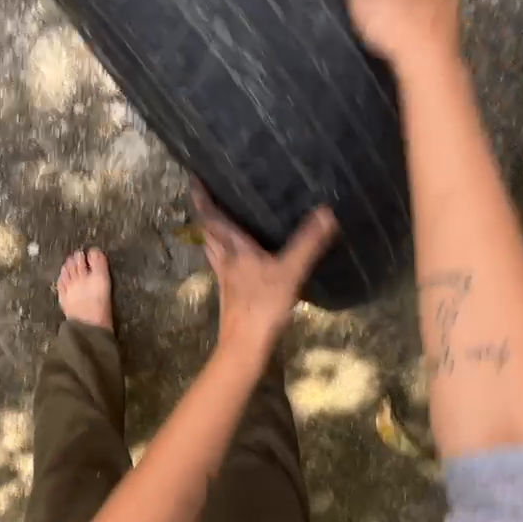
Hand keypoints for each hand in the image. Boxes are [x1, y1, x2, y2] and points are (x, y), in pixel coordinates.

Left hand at [191, 181, 337, 358]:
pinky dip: (226, 251)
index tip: (195, 175)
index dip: (202, 195)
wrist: (244, 346)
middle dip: (207, 210)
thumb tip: (326, 212)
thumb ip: (307, 242)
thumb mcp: (289, 271)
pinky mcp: (230, 291)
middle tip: (210, 192)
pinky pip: (224, 262)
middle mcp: (224, 258)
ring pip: (213, 247)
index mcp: (232, 248)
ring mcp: (225, 276)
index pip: (210, 216)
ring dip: (214, 231)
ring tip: (222, 217)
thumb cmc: (261, 305)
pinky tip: (240, 255)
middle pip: (208, 230)